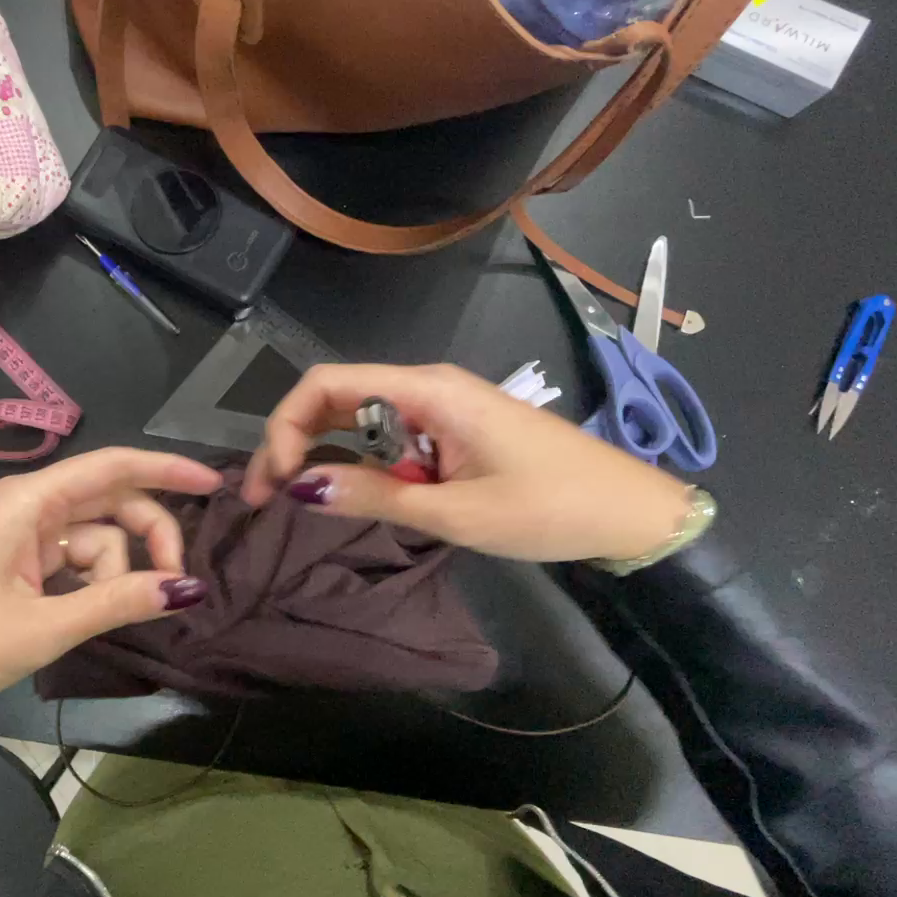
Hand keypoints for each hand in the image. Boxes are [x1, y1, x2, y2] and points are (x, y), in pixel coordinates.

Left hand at [0, 448, 223, 738]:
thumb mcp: (43, 627)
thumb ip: (117, 602)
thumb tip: (187, 590)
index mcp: (28, 501)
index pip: (112, 467)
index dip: (166, 470)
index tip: (214, 485)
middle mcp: (26, 507)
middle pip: (109, 504)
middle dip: (146, 539)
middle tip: (175, 588)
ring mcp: (18, 537)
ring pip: (92, 539)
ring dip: (114, 573)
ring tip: (104, 620)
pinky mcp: (13, 565)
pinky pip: (69, 562)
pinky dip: (90, 585)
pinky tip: (89, 615)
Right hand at [242, 363, 692, 562]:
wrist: (633, 513)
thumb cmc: (551, 509)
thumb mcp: (455, 513)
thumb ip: (373, 496)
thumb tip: (299, 490)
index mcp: (428, 391)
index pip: (327, 384)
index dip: (286, 425)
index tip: (277, 480)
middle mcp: (425, 387)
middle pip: (333, 398)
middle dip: (289, 442)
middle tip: (263, 496)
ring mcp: (437, 408)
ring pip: (354, 418)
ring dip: (318, 455)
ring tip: (292, 500)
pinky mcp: (449, 430)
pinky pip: (385, 436)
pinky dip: (355, 463)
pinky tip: (343, 491)